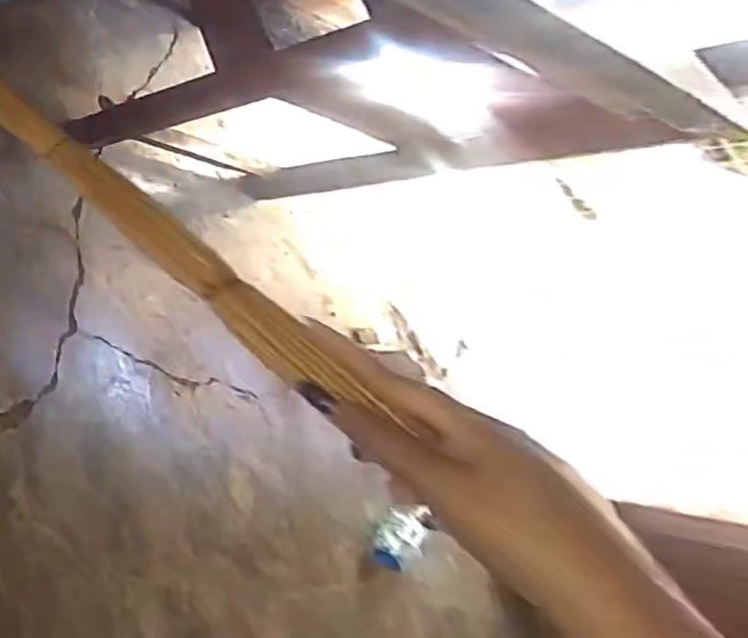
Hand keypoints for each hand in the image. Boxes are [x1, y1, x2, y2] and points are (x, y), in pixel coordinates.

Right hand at [300, 324, 717, 637]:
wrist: (621, 605)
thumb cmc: (515, 532)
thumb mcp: (437, 486)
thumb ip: (381, 441)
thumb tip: (327, 396)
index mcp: (468, 423)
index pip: (392, 379)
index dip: (346, 353)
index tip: (308, 325)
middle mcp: (498, 432)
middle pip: (419, 410)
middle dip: (377, 412)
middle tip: (346, 428)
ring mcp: (527, 463)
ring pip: (446, 443)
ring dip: (409, 452)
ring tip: (396, 486)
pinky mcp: (545, 494)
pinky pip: (473, 467)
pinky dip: (441, 473)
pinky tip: (442, 506)